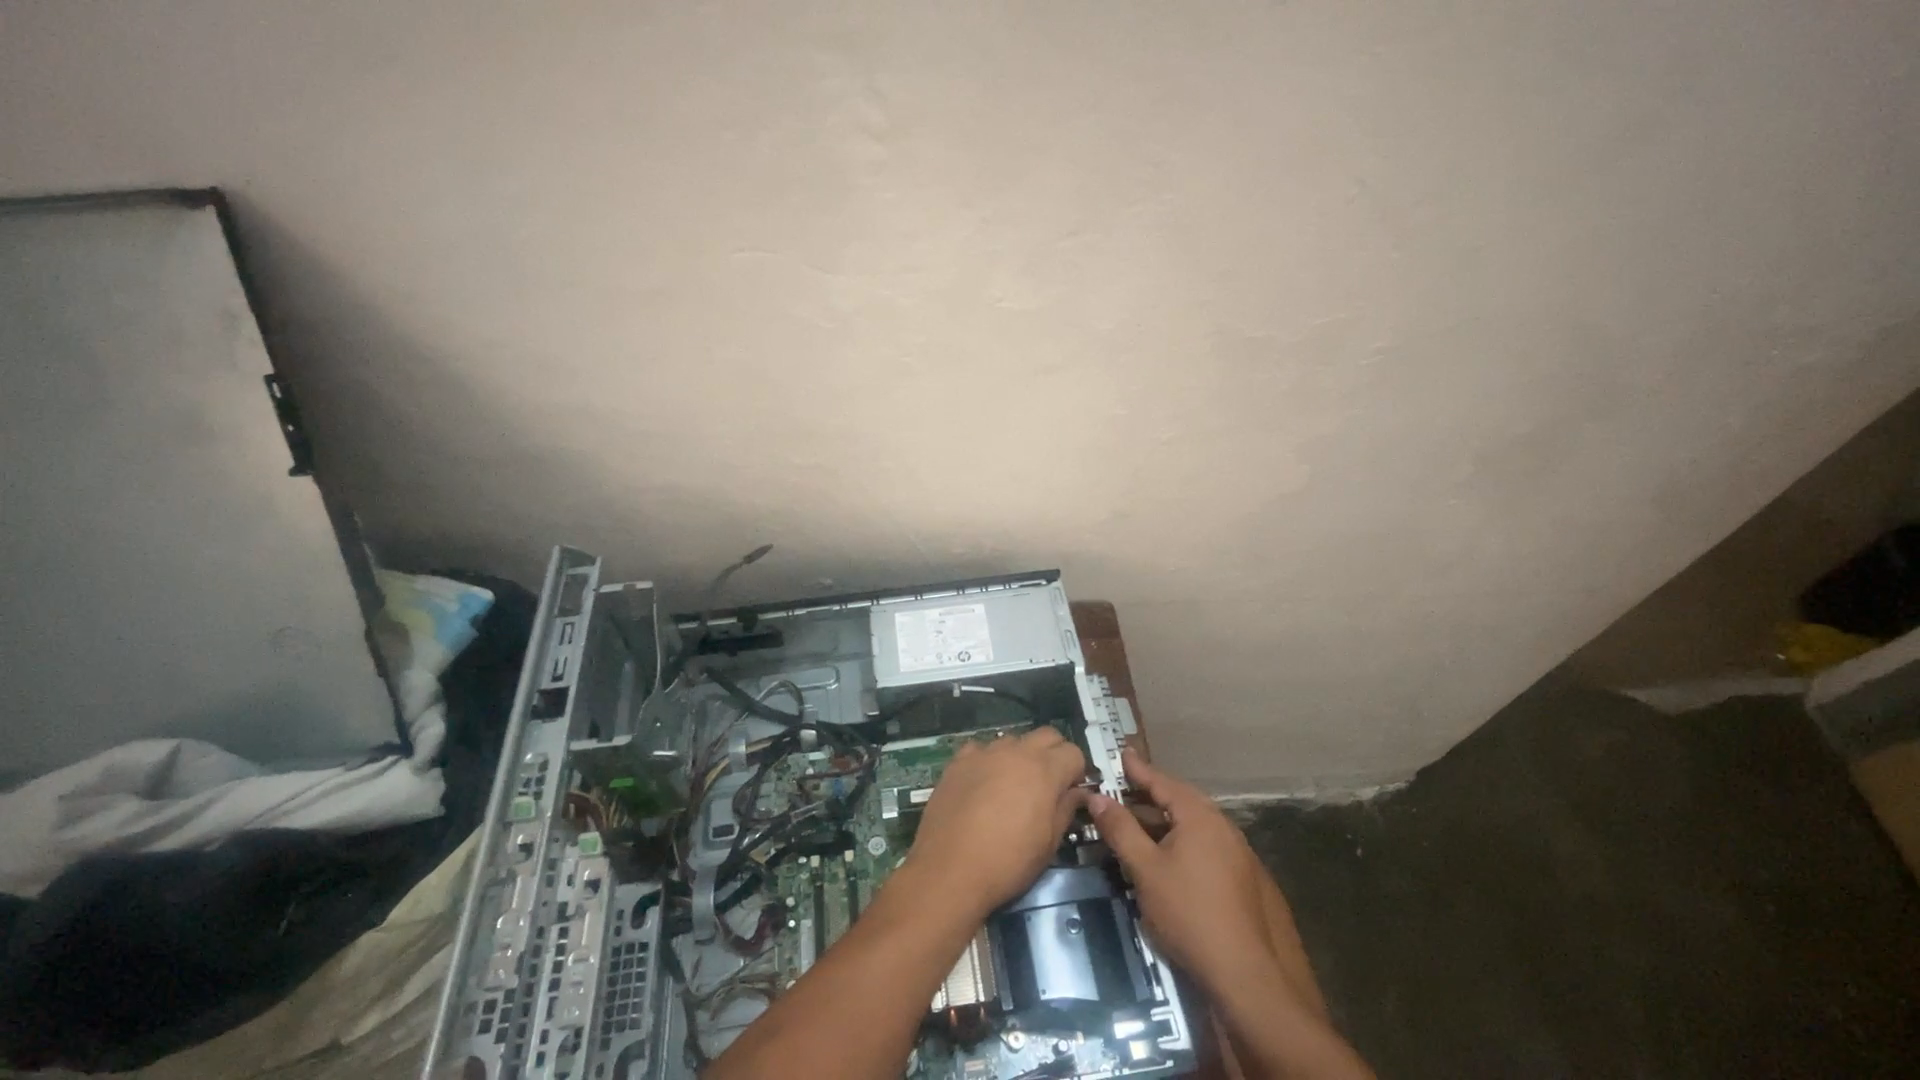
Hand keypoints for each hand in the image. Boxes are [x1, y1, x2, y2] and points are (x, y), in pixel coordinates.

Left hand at [907, 727, 1086, 916]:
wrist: (949, 870)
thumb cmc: (1008, 862)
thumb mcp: (1049, 842)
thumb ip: (1066, 808)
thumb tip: (1077, 792)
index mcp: (1044, 770)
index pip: (1073, 752)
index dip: (1076, 772)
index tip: (1070, 793)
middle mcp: (1016, 752)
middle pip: (1046, 735)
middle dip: (1054, 754)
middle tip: (1047, 785)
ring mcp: (983, 753)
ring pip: (1012, 741)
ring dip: (1020, 756)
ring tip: (1012, 787)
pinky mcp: (957, 762)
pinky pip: (980, 750)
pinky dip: (988, 761)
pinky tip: (982, 785)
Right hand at [1089, 749, 1288, 994]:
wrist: (1243, 970)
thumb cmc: (1188, 912)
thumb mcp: (1145, 869)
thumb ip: (1120, 830)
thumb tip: (1097, 797)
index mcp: (1200, 816)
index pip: (1163, 782)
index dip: (1139, 769)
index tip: (1121, 753)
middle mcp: (1223, 826)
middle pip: (1181, 801)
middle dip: (1150, 795)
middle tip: (1123, 789)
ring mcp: (1237, 852)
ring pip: (1194, 825)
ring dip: (1164, 821)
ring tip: (1137, 823)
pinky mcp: (1242, 877)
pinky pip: (1205, 845)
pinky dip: (1181, 841)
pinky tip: (1167, 857)